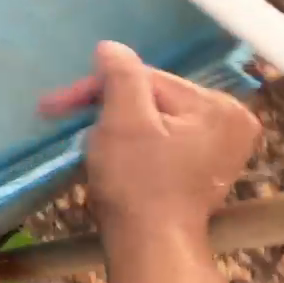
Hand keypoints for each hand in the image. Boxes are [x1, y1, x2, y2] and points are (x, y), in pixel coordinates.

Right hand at [40, 41, 259, 247]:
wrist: (148, 235)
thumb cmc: (134, 178)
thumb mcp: (122, 123)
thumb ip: (121, 78)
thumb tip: (110, 47)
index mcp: (217, 107)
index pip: (143, 79)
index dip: (95, 89)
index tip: (52, 106)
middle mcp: (231, 120)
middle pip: (150, 95)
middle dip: (104, 104)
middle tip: (59, 116)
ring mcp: (222, 142)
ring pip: (153, 113)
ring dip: (113, 119)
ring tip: (84, 134)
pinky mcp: (205, 160)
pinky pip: (162, 132)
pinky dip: (132, 135)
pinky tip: (112, 147)